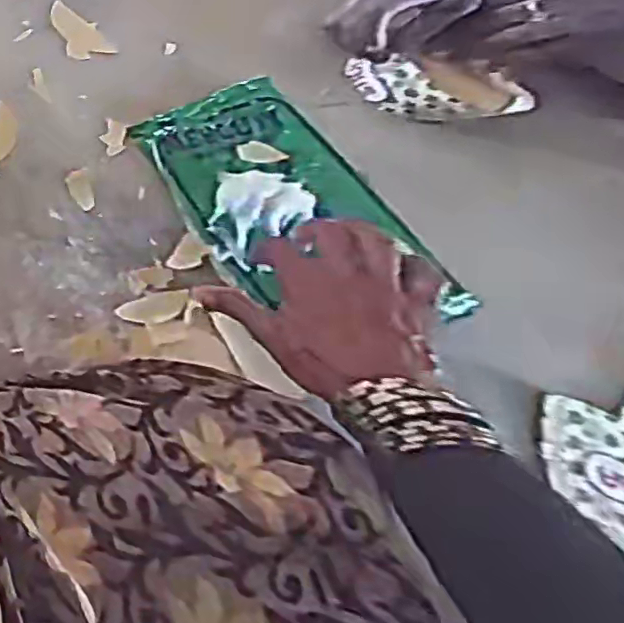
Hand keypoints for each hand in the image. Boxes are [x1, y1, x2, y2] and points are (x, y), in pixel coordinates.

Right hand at [195, 219, 442, 399]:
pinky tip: (403, 264)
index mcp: (306, 279)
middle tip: (306, 235)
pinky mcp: (418, 301)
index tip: (261, 259)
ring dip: (363, 232)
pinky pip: (424, 272)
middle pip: (332, 231)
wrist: (382, 395)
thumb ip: (238, 308)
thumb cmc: (321, 364)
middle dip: (316, 227)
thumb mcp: (271, 337)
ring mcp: (386, 284)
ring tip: (351, 233)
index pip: (280, 247)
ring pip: (378, 241)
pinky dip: (414, 264)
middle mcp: (345, 272)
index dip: (267, 248)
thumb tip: (199, 291)